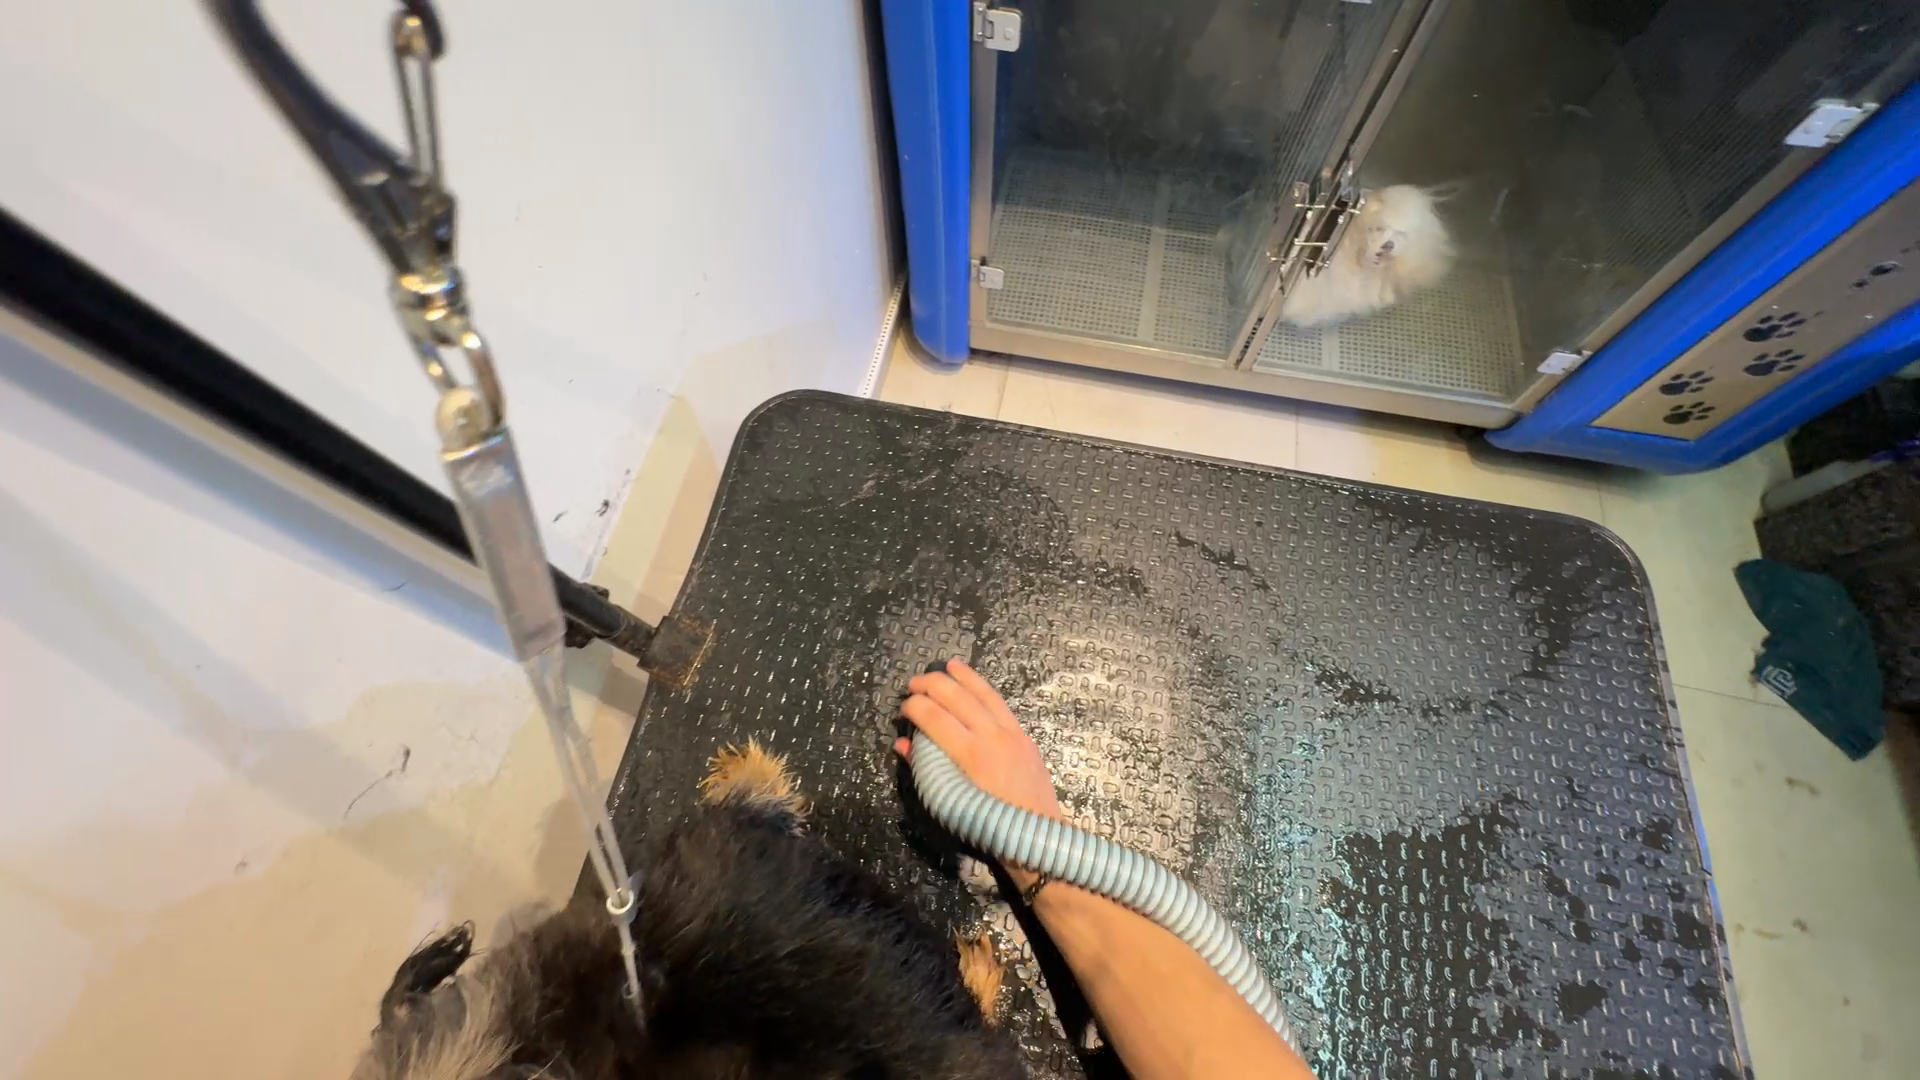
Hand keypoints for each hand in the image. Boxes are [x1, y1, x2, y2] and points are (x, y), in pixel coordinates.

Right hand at [897, 659, 1062, 890]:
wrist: (1035, 837)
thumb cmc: (987, 827)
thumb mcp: (950, 803)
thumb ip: (926, 768)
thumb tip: (902, 743)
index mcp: (969, 754)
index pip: (934, 716)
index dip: (914, 706)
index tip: (904, 706)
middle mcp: (990, 735)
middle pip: (956, 697)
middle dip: (931, 685)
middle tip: (914, 683)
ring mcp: (1010, 732)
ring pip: (982, 692)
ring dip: (962, 676)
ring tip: (946, 666)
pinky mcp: (1023, 734)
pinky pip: (1000, 703)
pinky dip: (983, 688)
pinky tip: (974, 683)